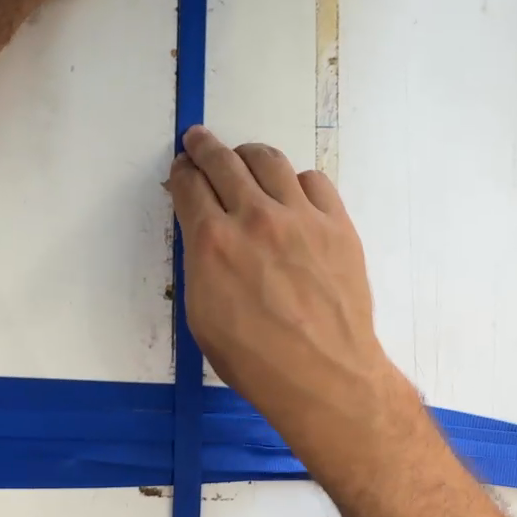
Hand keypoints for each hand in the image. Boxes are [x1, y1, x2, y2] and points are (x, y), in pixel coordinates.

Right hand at [167, 127, 401, 462]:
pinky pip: (313, 180)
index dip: (180, 173)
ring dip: (248, 153)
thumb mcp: (202, 314)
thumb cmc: (252, 358)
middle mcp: (253, 217)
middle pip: (223, 161)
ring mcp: (299, 217)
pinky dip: (294, 180)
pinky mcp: (336, 225)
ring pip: (269, 160)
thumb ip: (199, 264)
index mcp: (211, 243)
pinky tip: (290, 192)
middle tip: (198, 140)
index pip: (189, 186)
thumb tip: (202, 235)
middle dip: (204, 147)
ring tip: (243, 157)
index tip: (180, 169)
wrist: (323, 375)